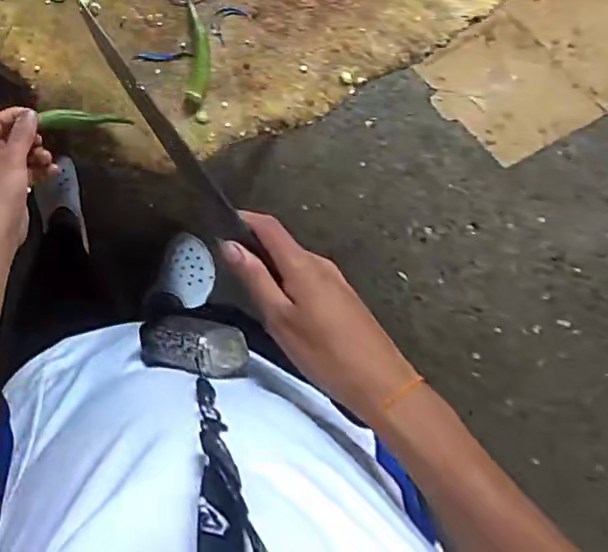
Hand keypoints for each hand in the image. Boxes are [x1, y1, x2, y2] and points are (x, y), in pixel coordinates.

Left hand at [0, 107, 56, 256]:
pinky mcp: (11, 187)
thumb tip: (30, 113)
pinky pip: (26, 171)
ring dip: (36, 154)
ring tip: (48, 160)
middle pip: (9, 138)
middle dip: (29, 138)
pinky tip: (52, 172)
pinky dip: (38, 169)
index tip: (36, 115)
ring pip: (20, 155)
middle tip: (42, 141)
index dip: (15, 115)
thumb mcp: (13, 158)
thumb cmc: (1, 190)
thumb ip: (22, 133)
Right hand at [218, 211, 421, 423]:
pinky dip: (289, 281)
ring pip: (294, 262)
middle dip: (254, 247)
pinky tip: (284, 307)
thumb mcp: (279, 318)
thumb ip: (254, 278)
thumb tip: (230, 245)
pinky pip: (308, 277)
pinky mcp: (344, 297)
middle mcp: (320, 264)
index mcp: (302, 264)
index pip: (268, 225)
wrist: (386, 389)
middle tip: (230, 267)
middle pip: (281, 243)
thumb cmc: (327, 354)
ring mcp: (336, 280)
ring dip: (272, 267)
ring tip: (254, 291)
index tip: (221, 224)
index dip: (243, 218)